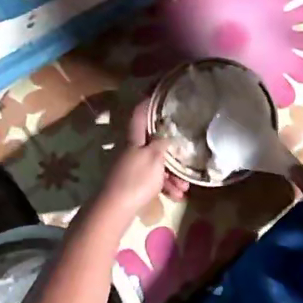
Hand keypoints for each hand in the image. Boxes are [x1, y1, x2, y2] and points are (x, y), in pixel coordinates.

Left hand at [90, 104, 188, 220]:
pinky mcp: (132, 184)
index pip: (139, 115)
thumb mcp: (155, 158)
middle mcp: (131, 150)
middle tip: (186, 154)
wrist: (116, 209)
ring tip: (184, 188)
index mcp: (134, 139)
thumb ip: (162, 143)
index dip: (147, 103)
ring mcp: (130, 168)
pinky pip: (152, 180)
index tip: (156, 94)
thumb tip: (167, 134)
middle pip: (152, 144)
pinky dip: (164, 186)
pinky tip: (175, 196)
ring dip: (171, 174)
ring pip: (155, 165)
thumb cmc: (137, 179)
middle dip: (171, 151)